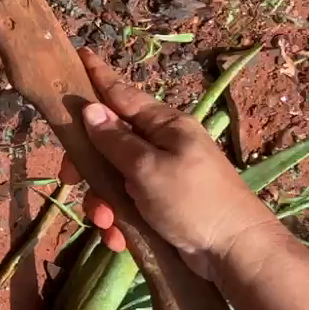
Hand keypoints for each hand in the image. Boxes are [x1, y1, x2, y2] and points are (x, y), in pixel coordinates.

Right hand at [63, 49, 282, 282]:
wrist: (238, 257)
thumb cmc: (194, 203)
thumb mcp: (147, 169)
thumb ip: (115, 140)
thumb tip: (90, 109)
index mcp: (164, 126)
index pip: (121, 93)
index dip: (97, 76)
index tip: (79, 52)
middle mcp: (162, 145)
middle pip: (108, 140)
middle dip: (87, 163)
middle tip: (70, 180)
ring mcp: (162, 174)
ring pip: (112, 175)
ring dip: (101, 199)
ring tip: (104, 221)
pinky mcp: (161, 203)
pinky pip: (126, 202)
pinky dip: (118, 218)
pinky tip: (118, 236)